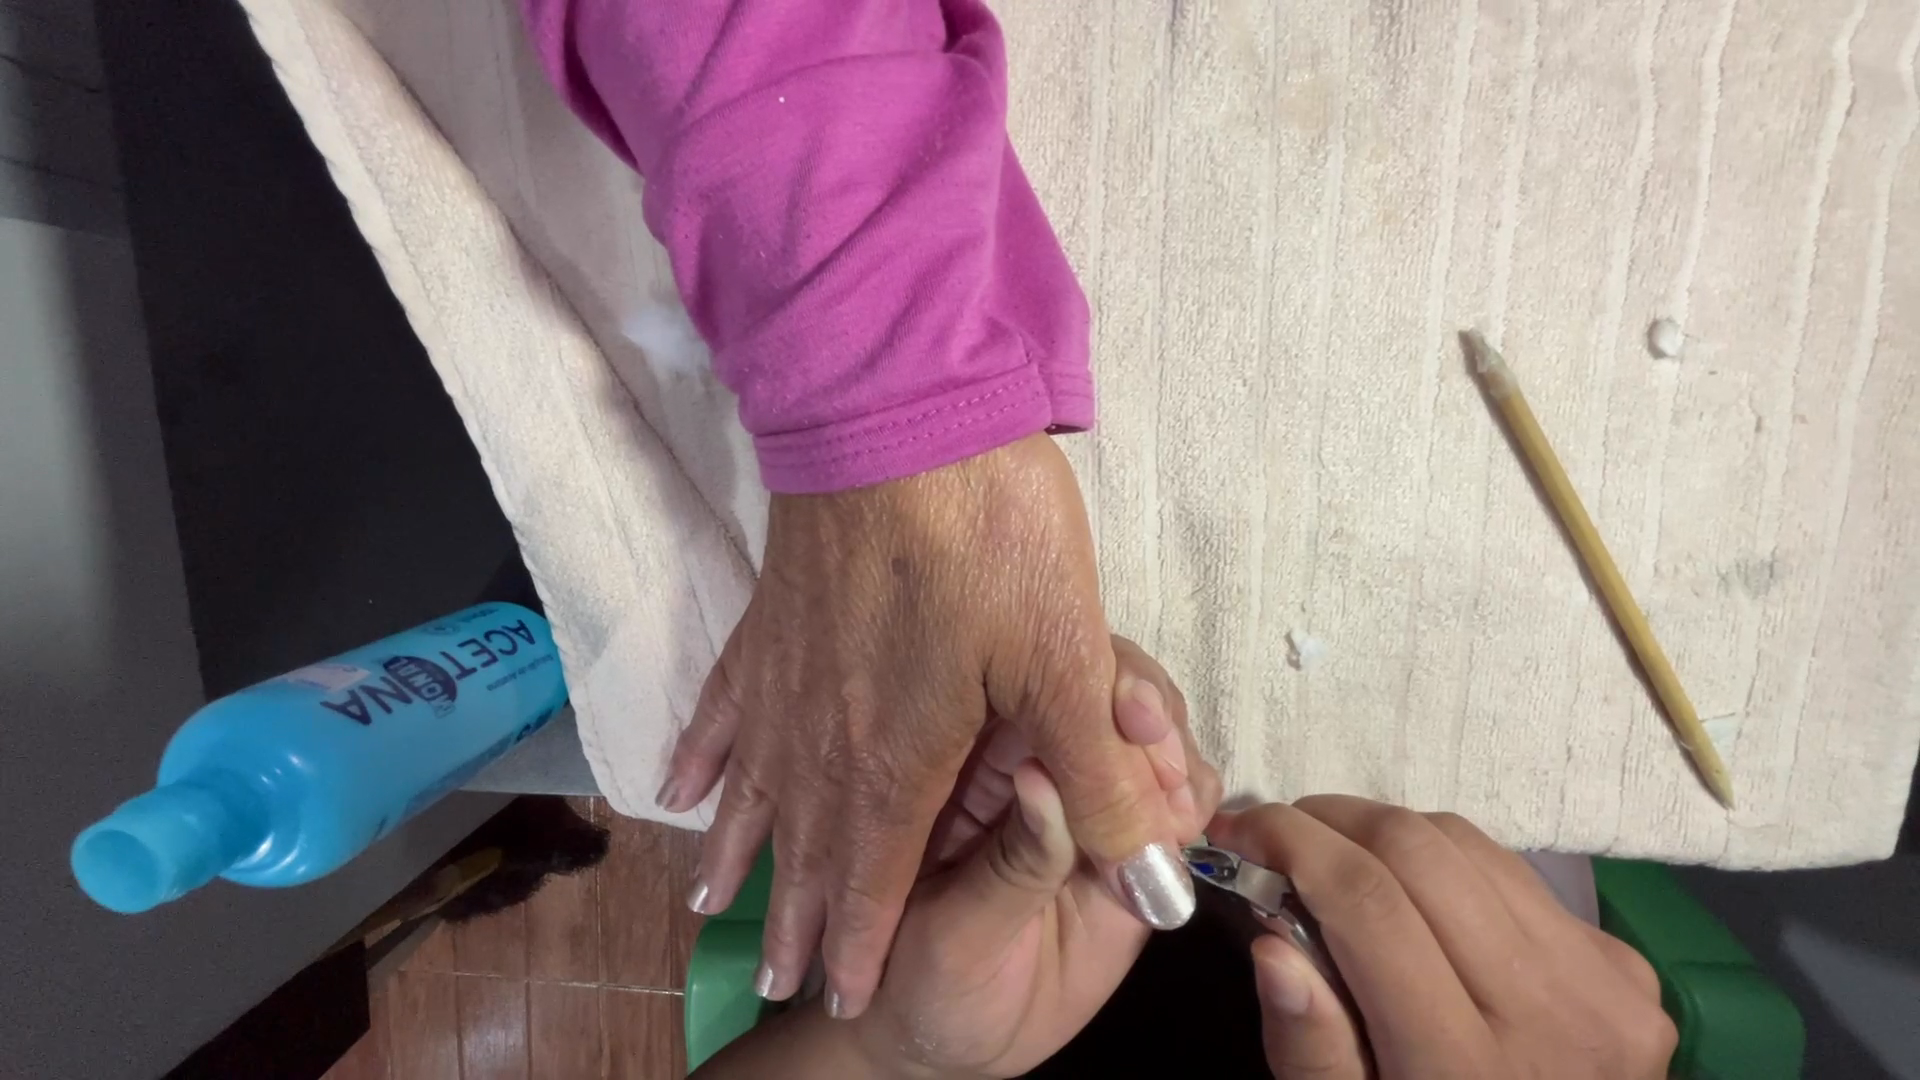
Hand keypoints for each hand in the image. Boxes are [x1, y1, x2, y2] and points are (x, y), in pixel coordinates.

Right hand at [658, 436, 1192, 1018]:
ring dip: (740, 849)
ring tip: (714, 899)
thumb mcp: (1063, 653)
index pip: (873, 874)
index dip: (859, 938)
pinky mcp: (772, 615)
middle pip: (804, 842)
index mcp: (898, 754)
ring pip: (755, 785)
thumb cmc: (987, 535)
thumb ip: (1096, 772)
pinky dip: (702, 749)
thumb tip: (1147, 878)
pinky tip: (678, 786)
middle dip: (794, 915)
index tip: (835, 998)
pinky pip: (724, 702)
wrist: (899, 414)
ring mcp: (786, 671)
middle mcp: (824, 729)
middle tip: (772, 977)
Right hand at [1208, 797, 1676, 1079]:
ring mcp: (1603, 982)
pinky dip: (1434, 854)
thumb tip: (1269, 940)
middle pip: (1412, 850)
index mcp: (1469, 1067)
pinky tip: (1411, 891)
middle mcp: (1556, 1013)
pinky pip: (1500, 863)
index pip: (1368, 902)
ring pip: (1456, 838)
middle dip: (1323, 818)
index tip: (1235, 828)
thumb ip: (1308, 1045)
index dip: (1289, 840)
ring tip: (1336, 858)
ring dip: (1375, 827)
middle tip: (1275, 837)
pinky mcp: (1624, 963)